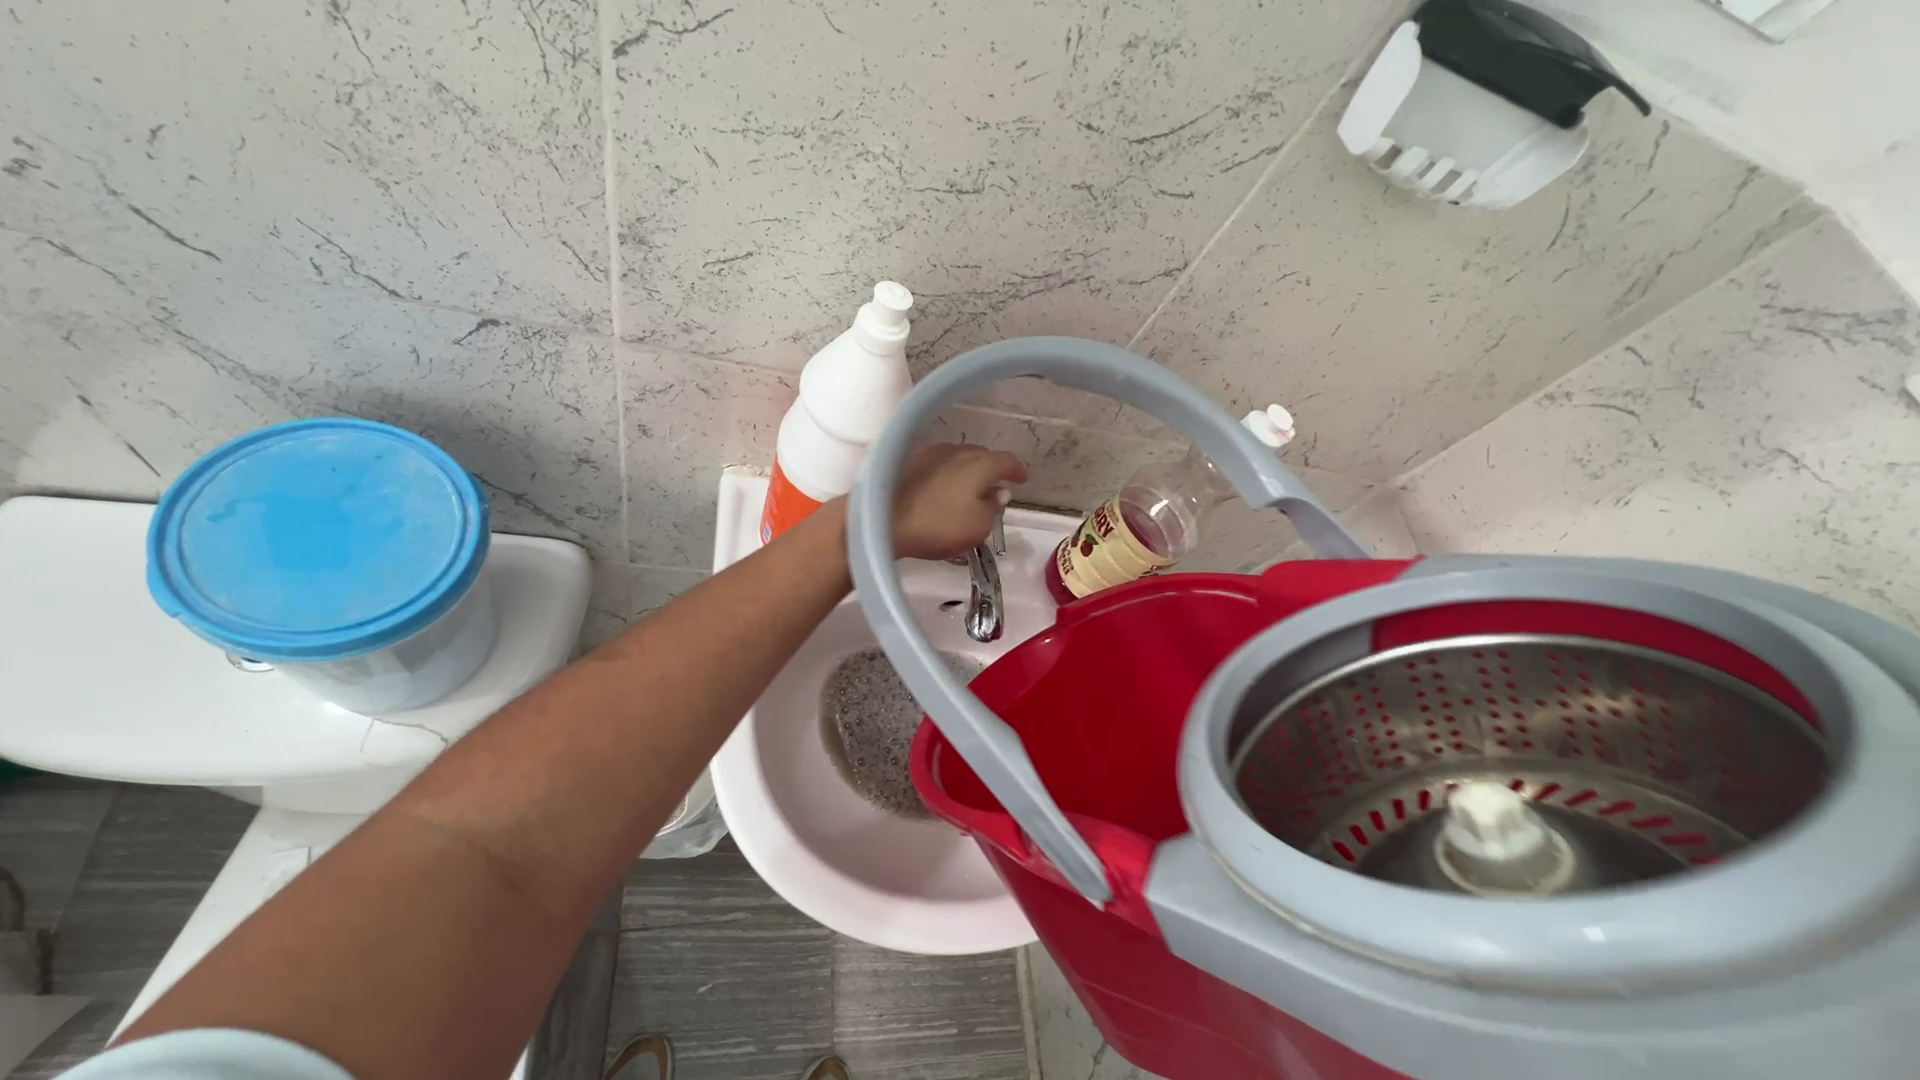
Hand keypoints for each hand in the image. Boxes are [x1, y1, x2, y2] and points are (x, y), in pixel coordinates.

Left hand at [889, 443, 1027, 560]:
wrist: (881, 520)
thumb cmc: (938, 526)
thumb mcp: (977, 526)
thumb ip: (992, 508)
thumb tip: (999, 492)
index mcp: (979, 464)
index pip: (1006, 460)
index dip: (1017, 470)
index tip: (1022, 479)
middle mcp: (957, 451)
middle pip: (982, 454)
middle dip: (992, 467)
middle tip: (997, 484)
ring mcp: (930, 454)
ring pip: (959, 456)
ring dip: (969, 469)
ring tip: (971, 486)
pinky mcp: (909, 463)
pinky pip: (940, 463)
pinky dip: (949, 472)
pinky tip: (946, 486)